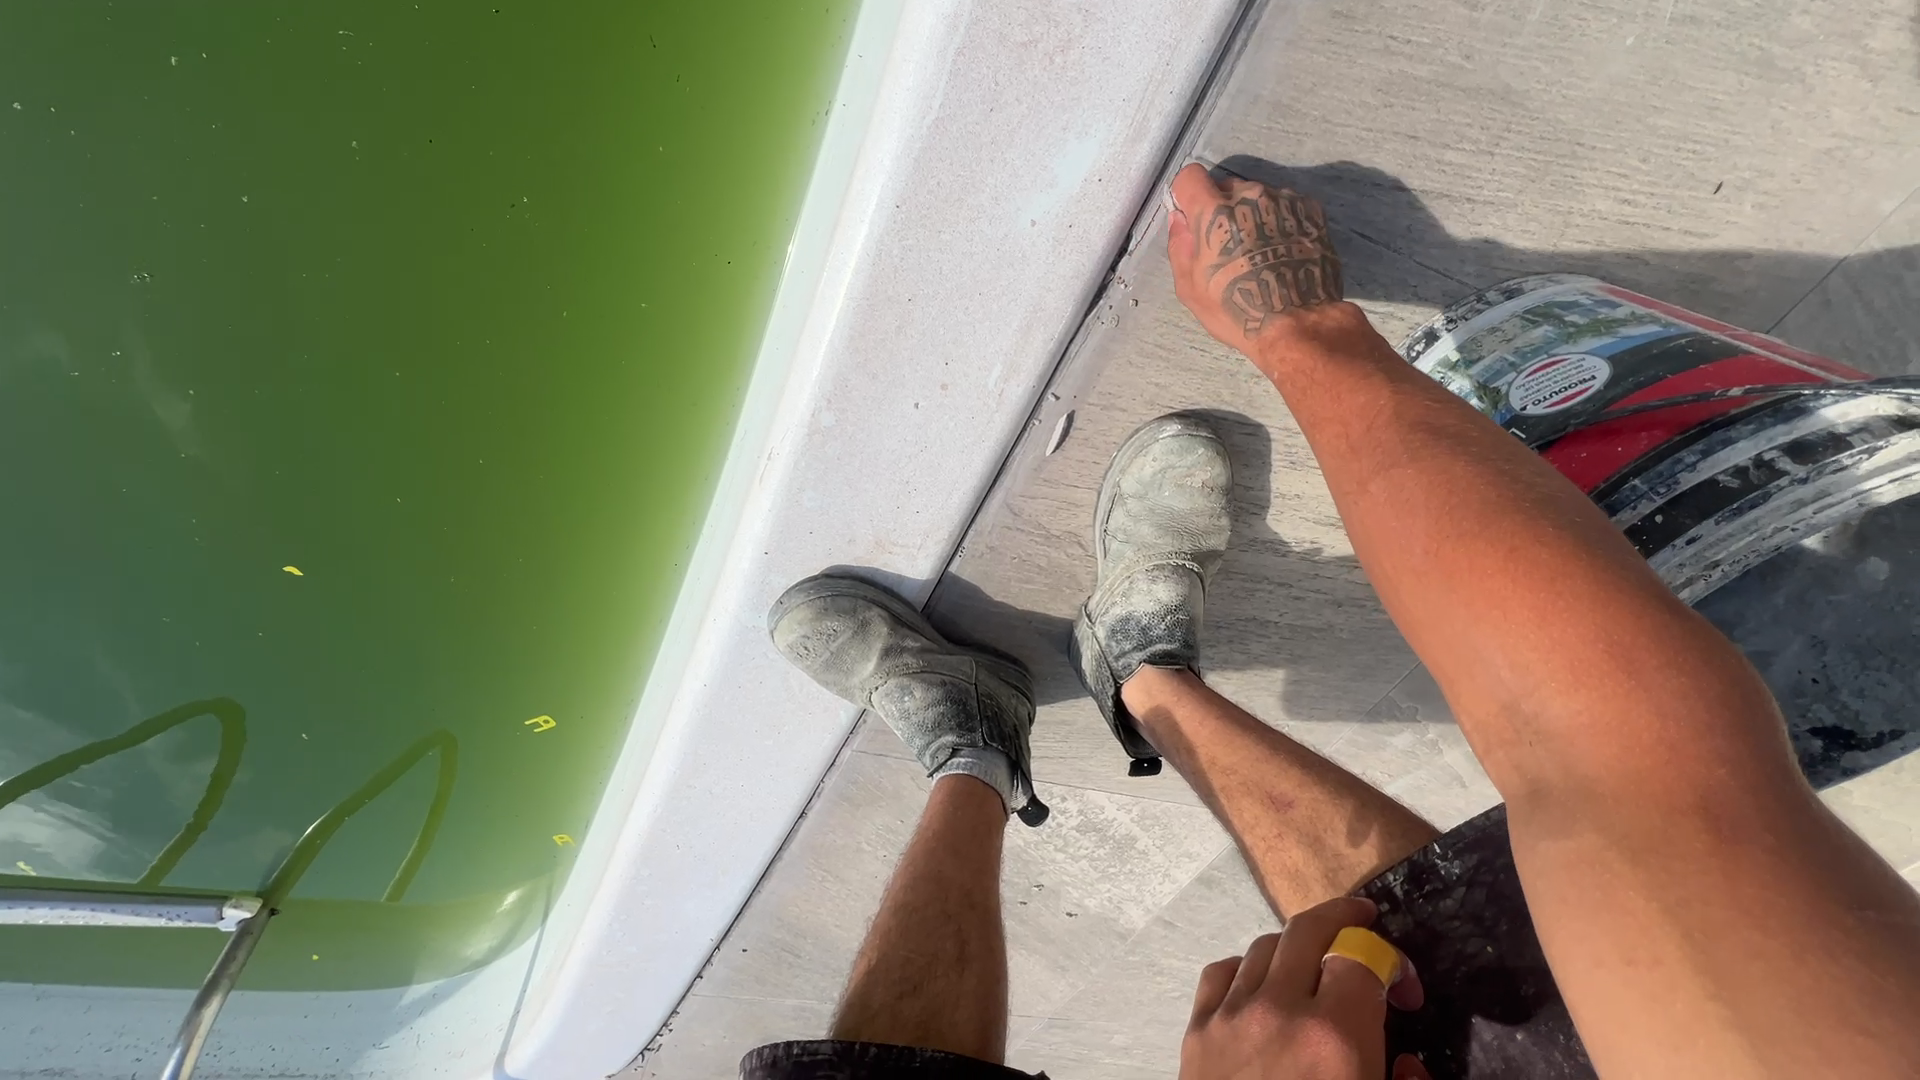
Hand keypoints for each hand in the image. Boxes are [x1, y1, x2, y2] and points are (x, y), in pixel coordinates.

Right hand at [1167, 162, 1344, 348]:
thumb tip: (1180, 219)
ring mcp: (1284, 198)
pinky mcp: (1311, 208)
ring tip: (1259, 253)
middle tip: (1225, 247)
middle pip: (1226, 186)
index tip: (1191, 218)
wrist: (1297, 322)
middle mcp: (1249, 194)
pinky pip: (1284, 206)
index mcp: (1213, 211)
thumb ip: (1180, 246)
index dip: (1186, 195)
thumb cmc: (1234, 310)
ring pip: (1257, 197)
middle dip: (1221, 209)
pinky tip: (1281, 252)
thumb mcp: (1190, 288)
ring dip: (1252, 216)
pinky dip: (1278, 222)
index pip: (1190, 177)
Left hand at [1180, 896, 1429, 1079]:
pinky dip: (1246, 969)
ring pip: (1265, 947)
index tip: (1404, 989)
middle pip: (1308, 931)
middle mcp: (1280, 1011)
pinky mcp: (1196, 1029)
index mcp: (1335, 1040)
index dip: (1389, 963)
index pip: (1361, 960)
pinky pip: (1222, 971)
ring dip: (1296, 951)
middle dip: (1341, 919)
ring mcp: (1231, 1015)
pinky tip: (1261, 987)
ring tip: (1316, 968)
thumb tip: (1409, 1066)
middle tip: (1363, 921)